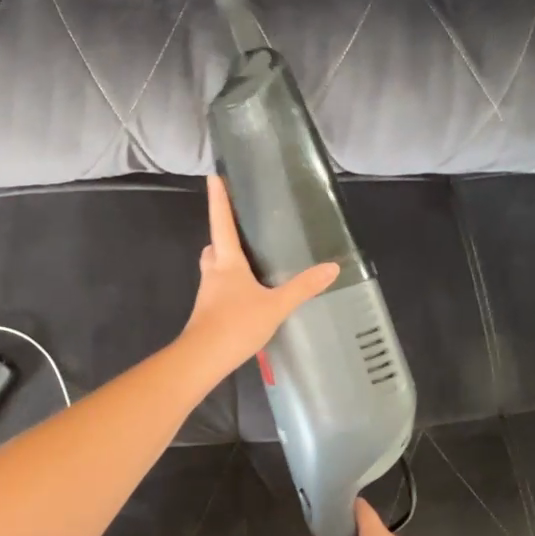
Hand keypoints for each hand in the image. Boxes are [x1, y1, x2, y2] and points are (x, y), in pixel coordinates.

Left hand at [181, 176, 338, 373]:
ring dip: (225, 261)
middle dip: (222, 235)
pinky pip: (217, 288)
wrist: (202, 358)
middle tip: (238, 228)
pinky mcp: (207, 311)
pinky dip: (228, 284)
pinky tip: (244, 295)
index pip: (221, 221)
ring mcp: (207, 292)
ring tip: (247, 262)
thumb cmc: (235, 324)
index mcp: (226, 261)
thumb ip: (303, 288)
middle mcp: (213, 271)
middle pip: (214, 245)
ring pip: (214, 267)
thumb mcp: (275, 306)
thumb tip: (332, 267)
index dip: (218, 198)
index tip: (213, 177)